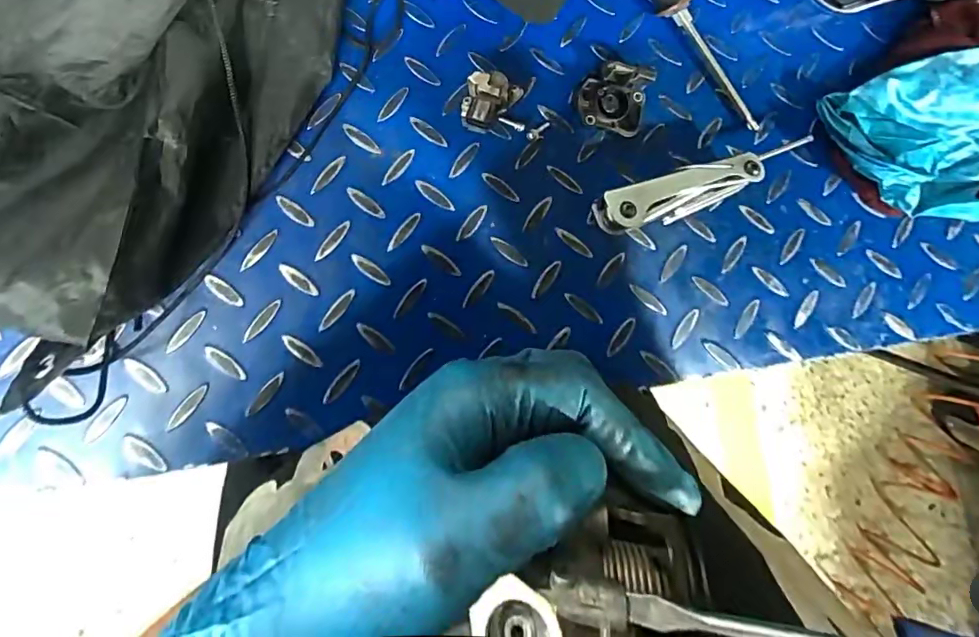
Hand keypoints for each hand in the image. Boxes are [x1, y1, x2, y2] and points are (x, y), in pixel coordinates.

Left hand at [163, 349, 701, 636]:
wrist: (300, 593)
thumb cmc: (377, 558)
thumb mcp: (464, 528)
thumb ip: (539, 486)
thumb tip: (593, 458)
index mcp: (471, 393)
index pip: (573, 386)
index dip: (631, 435)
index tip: (678, 503)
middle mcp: (464, 398)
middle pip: (558, 398)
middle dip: (609, 447)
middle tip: (652, 511)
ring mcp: (450, 432)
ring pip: (539, 435)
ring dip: (577, 477)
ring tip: (596, 540)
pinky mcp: (443, 470)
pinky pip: (512, 468)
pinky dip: (544, 499)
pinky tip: (545, 544)